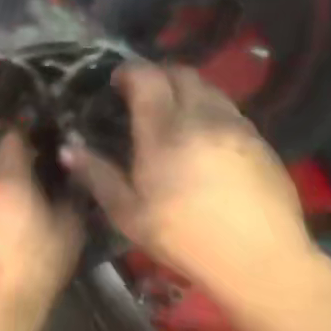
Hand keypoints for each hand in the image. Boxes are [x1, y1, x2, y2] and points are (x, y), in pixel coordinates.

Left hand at [0, 133, 81, 330]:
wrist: (2, 304)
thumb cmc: (40, 261)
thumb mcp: (70, 228)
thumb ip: (73, 197)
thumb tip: (75, 177)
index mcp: (12, 180)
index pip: (11, 139)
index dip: (24, 129)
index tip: (41, 126)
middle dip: (4, 142)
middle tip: (30, 142)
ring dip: (0, 167)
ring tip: (27, 170)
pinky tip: (18, 199)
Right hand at [62, 64, 314, 294]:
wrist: (261, 259)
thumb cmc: (187, 240)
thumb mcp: (131, 216)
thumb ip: (98, 176)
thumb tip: (69, 148)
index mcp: (166, 131)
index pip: (147, 77)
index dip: (129, 71)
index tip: (118, 83)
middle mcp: (203, 116)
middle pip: (181, 73)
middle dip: (159, 75)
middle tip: (145, 96)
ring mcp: (236, 125)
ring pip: (209, 88)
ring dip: (188, 91)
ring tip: (177, 115)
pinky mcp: (260, 139)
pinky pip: (230, 109)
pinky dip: (212, 110)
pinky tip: (207, 139)